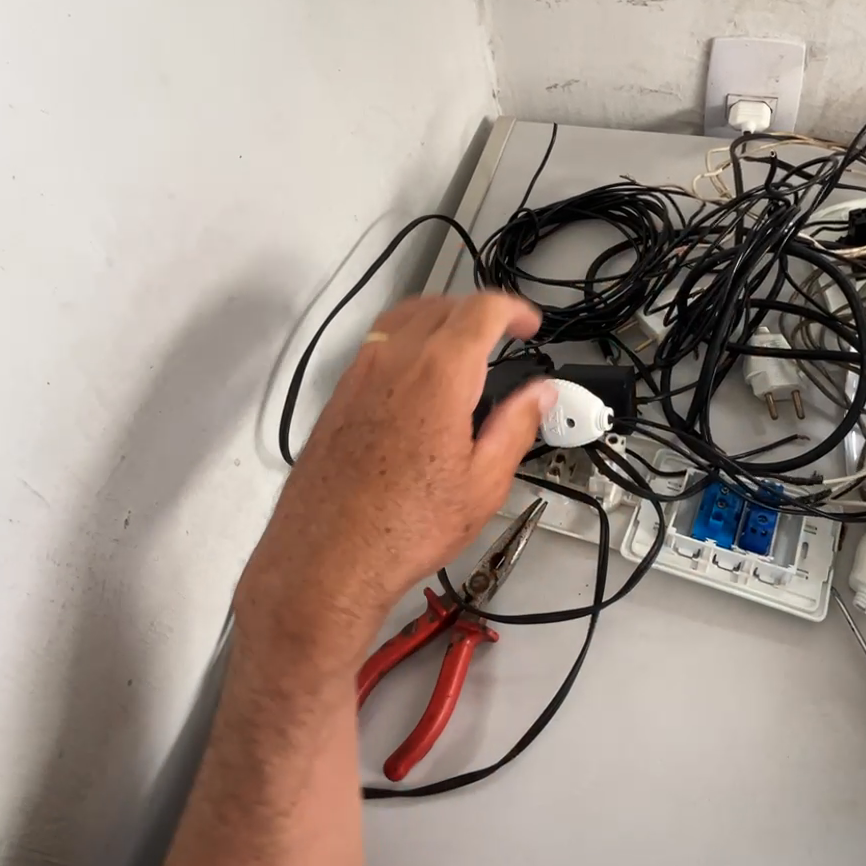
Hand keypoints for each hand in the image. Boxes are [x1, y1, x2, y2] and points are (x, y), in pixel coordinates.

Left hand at [236, 293, 551, 664]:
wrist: (325, 560)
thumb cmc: (401, 528)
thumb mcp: (483, 483)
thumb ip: (516, 425)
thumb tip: (540, 395)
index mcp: (438, 375)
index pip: (481, 311)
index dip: (514, 310)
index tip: (528, 324)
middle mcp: (394, 362)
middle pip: (443, 305)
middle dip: (481, 311)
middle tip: (505, 334)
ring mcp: (359, 375)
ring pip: (405, 317)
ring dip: (442, 318)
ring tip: (465, 345)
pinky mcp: (339, 396)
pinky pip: (378, 344)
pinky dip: (409, 339)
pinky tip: (422, 377)